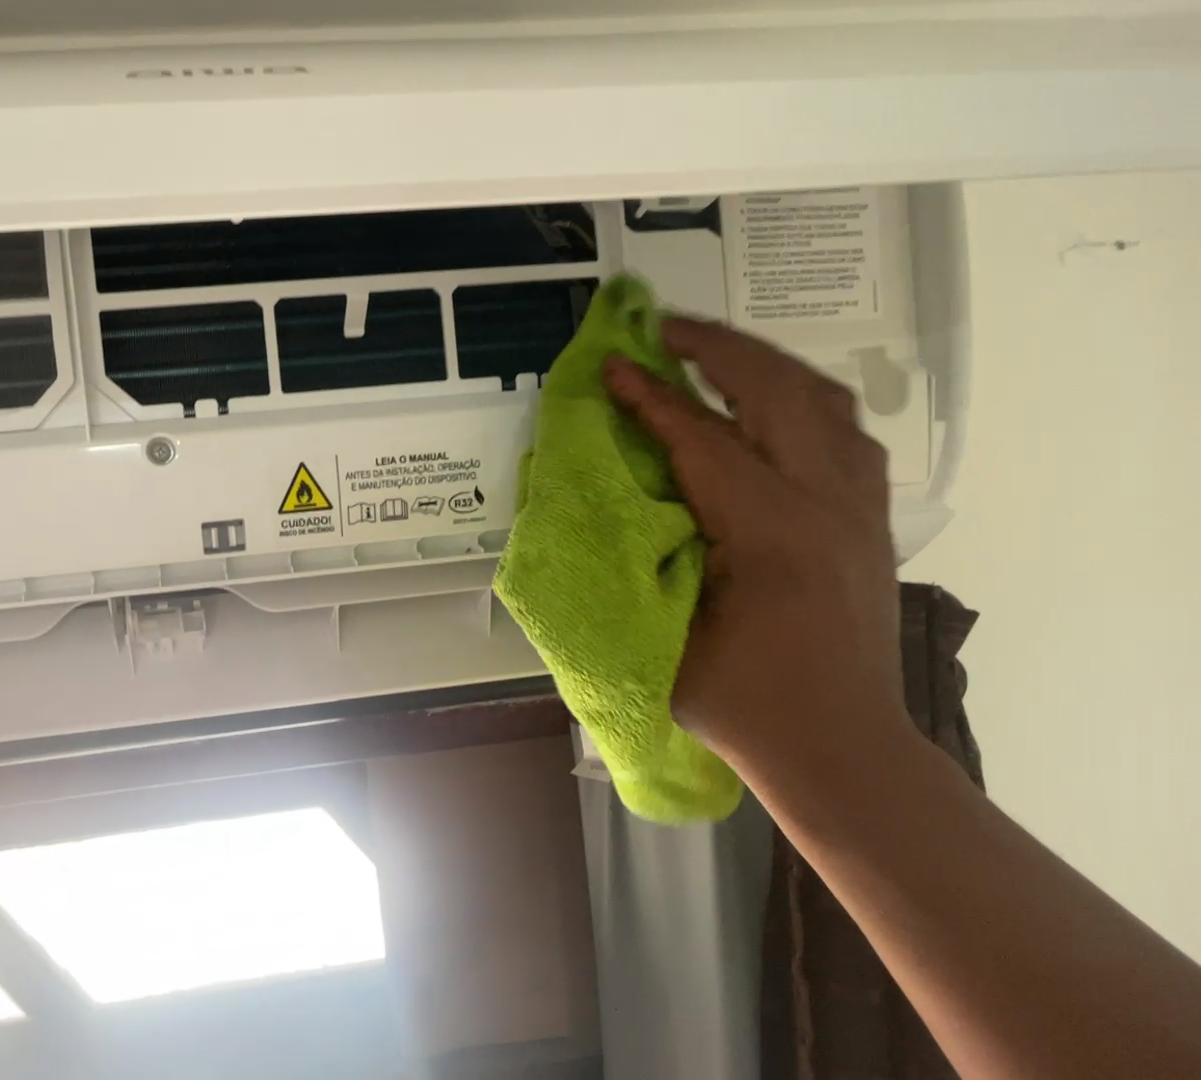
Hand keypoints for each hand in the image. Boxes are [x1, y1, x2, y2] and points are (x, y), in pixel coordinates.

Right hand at [603, 317, 911, 774]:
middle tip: (662, 330)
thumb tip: (599, 501)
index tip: (611, 366)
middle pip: (778, 393)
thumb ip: (636, 561)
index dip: (651, 399)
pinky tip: (764, 408)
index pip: (703, 440)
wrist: (839, 747)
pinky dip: (798, 400)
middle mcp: (828, 506)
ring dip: (762, 366)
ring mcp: (860, 510)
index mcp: (772, 535)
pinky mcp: (871, 521)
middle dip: (715, 350)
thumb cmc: (743, 705)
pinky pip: (842, 431)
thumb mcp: (667, 635)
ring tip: (710, 355)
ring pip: (822, 401)